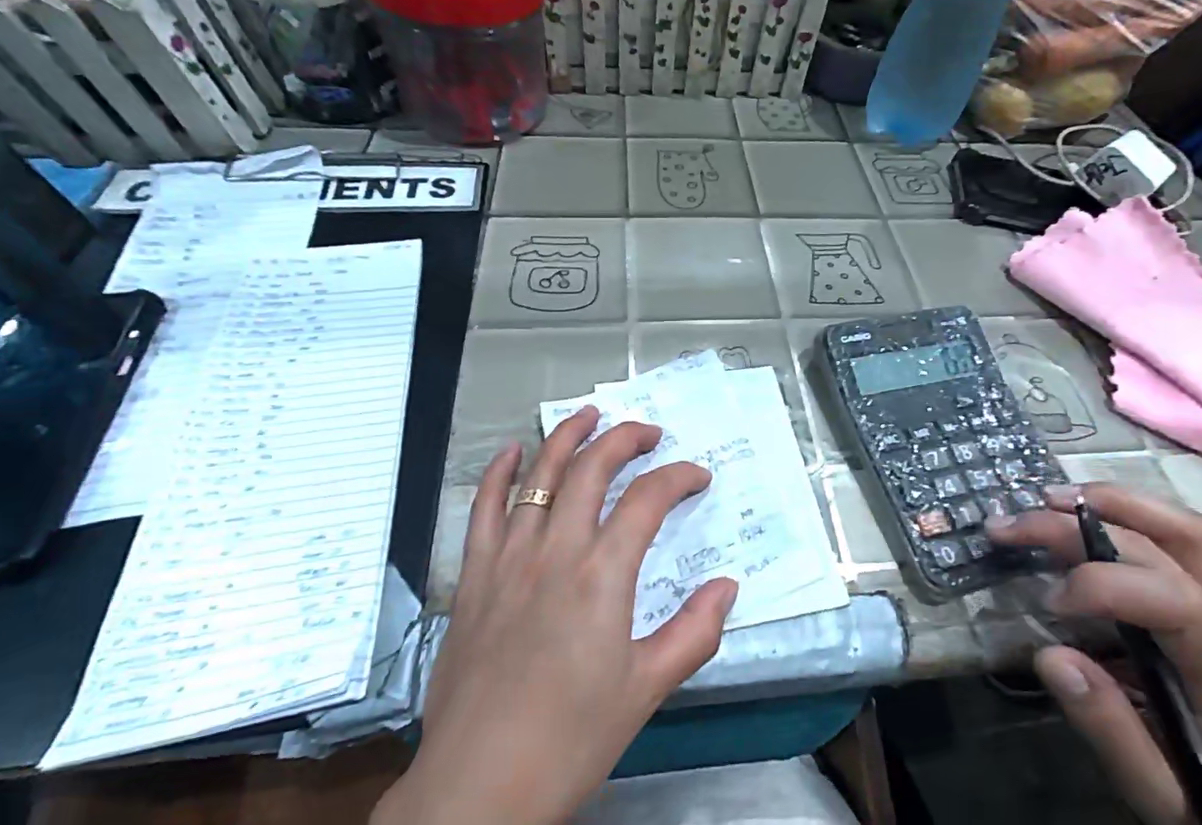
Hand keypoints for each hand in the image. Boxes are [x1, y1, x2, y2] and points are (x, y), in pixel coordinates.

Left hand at [374, 407, 738, 824]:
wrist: (477, 789)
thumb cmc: (571, 739)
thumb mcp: (646, 689)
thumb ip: (694, 632)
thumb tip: (727, 586)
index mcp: (603, 575)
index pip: (648, 499)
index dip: (679, 477)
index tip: (697, 477)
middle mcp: (555, 552)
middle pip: (592, 468)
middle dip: (626, 438)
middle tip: (649, 432)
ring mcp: (508, 559)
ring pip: (539, 476)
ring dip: (567, 436)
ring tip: (590, 414)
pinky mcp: (473, 577)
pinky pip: (483, 509)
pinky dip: (499, 472)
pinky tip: (514, 451)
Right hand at [986, 484, 1201, 824]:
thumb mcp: (1158, 791)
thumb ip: (1108, 727)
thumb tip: (1048, 654)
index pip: (1177, 599)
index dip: (1107, 584)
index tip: (1049, 602)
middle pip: (1173, 543)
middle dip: (1086, 523)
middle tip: (1019, 522)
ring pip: (1183, 527)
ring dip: (1113, 501)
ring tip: (1049, 498)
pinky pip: (1173, 539)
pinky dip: (1122, 514)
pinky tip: (1080, 517)